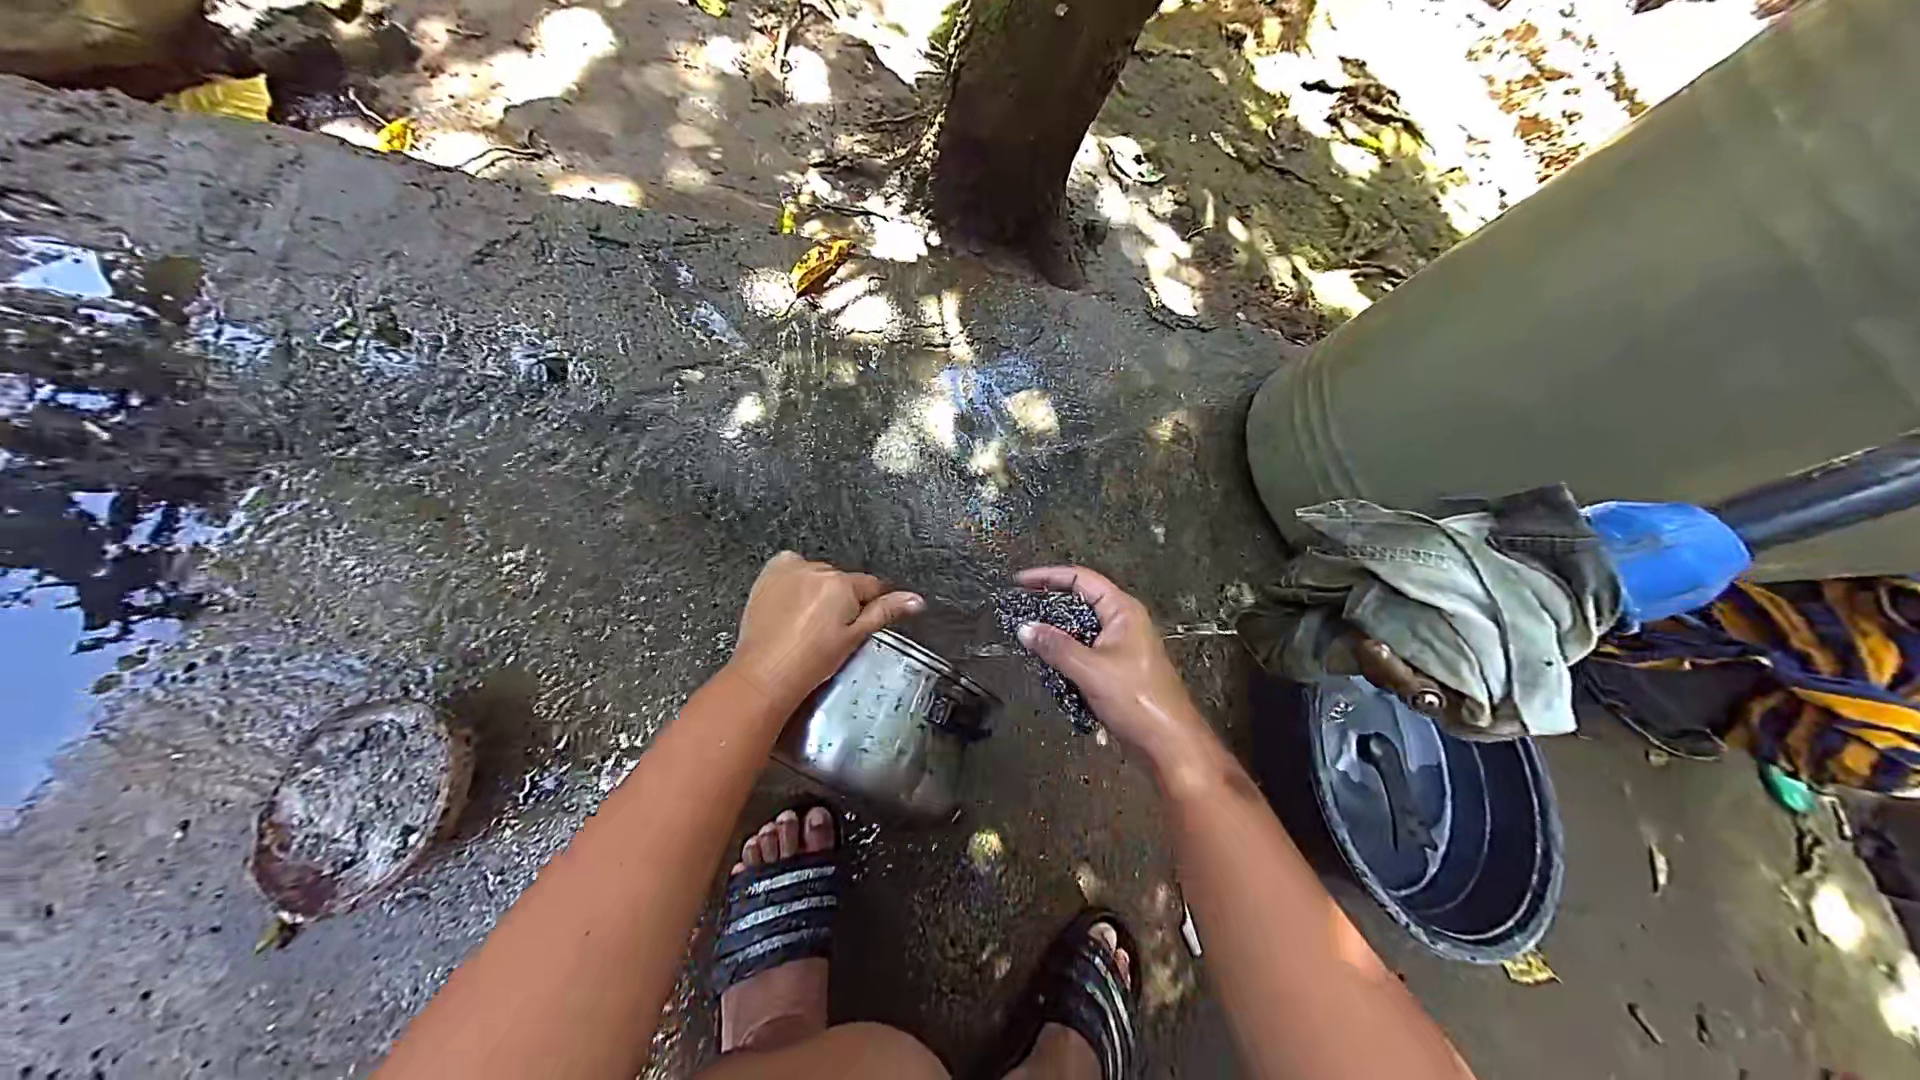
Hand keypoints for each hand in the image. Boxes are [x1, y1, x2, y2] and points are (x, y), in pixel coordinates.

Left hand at [729, 551, 923, 709]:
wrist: (765, 672)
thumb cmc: (810, 661)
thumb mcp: (854, 637)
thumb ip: (885, 611)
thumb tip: (915, 599)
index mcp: (841, 583)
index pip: (871, 585)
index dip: (869, 604)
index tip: (858, 621)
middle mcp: (817, 569)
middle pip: (842, 579)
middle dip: (841, 598)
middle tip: (831, 629)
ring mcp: (791, 570)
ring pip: (818, 574)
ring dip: (818, 589)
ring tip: (807, 622)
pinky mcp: (770, 574)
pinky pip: (791, 566)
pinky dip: (795, 578)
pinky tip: (792, 604)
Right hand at [1013, 566, 1213, 767]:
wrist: (1167, 742)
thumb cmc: (1138, 700)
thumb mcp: (1090, 669)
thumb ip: (1055, 646)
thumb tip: (1025, 628)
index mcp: (1123, 610)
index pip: (1080, 579)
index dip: (1048, 576)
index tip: (1021, 582)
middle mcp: (1122, 622)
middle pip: (1079, 601)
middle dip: (1048, 605)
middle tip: (1019, 609)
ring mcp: (1120, 646)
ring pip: (1079, 629)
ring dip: (1055, 633)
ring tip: (1028, 637)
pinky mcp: (1115, 668)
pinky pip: (1083, 651)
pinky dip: (1064, 655)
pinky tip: (1047, 664)